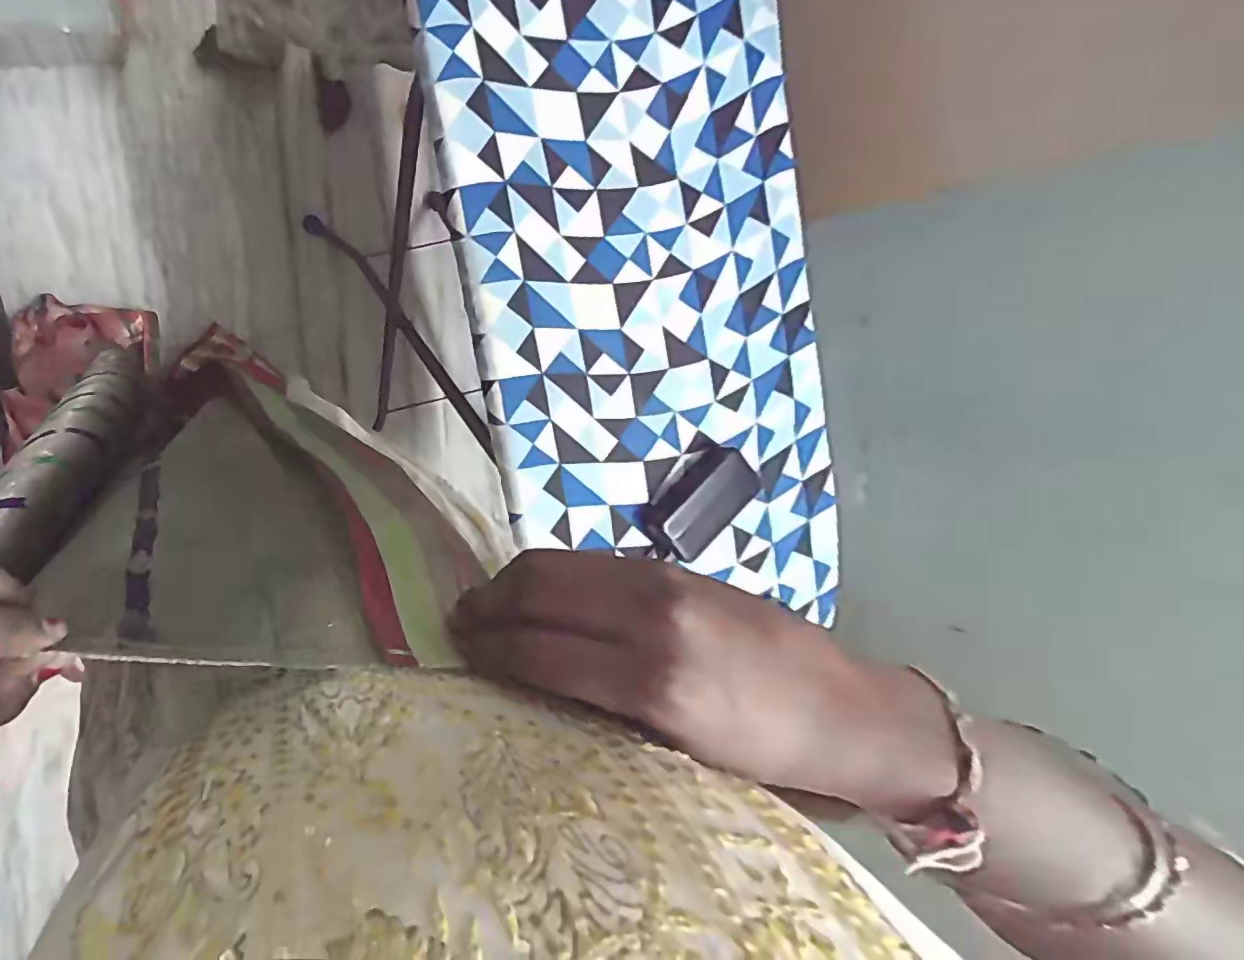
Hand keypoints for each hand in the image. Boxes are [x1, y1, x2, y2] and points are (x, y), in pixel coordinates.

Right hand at [450, 551, 958, 815]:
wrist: (860, 715)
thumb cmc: (768, 758)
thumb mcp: (681, 756)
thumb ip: (597, 708)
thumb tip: (522, 676)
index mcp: (657, 684)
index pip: (540, 650)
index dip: (489, 649)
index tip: (460, 652)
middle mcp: (652, 620)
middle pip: (536, 590)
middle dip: (486, 604)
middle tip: (459, 622)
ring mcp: (661, 583)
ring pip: (553, 564)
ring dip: (507, 581)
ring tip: (485, 602)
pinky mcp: (669, 566)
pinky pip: (584, 560)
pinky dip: (544, 573)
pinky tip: (533, 591)